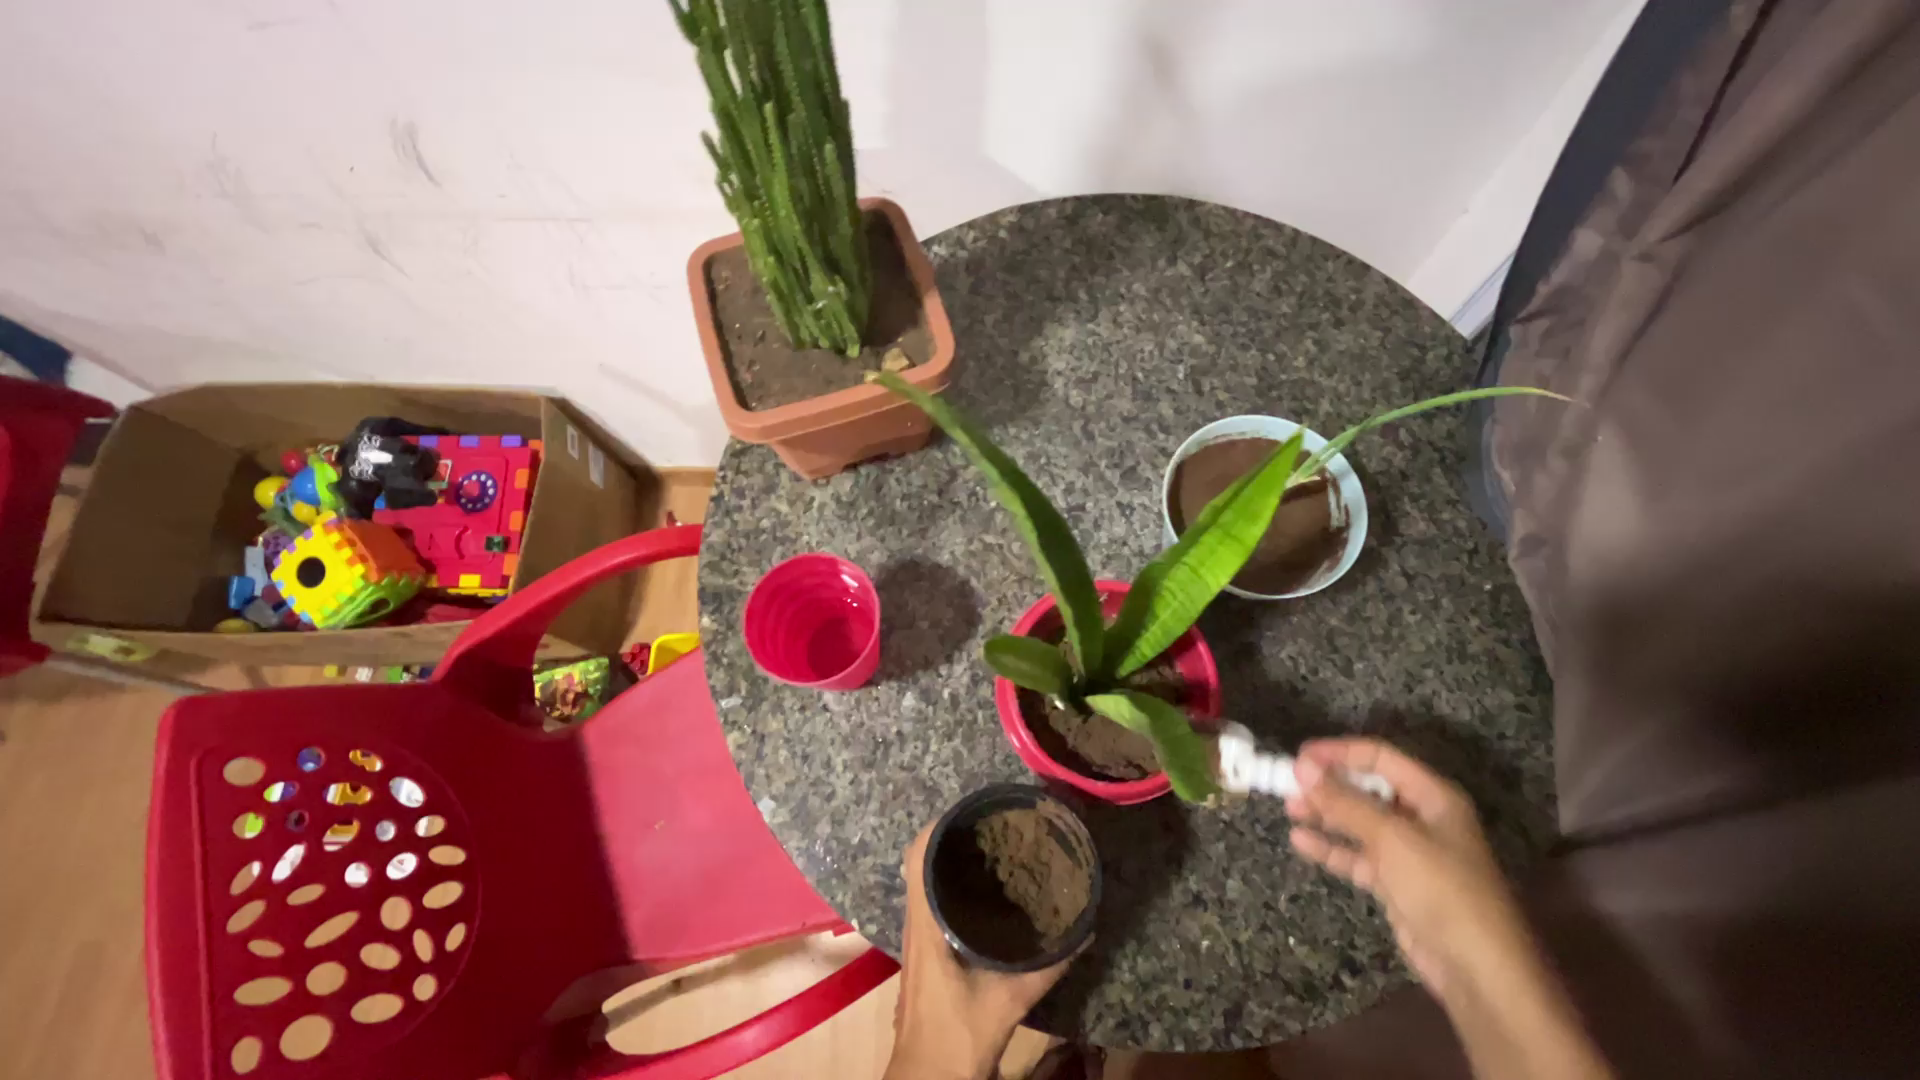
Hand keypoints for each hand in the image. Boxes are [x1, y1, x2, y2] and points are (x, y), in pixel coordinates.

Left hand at [885, 823, 1077, 1079]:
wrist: (929, 1076)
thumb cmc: (958, 1034)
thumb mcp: (1009, 1000)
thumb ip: (1047, 966)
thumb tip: (1085, 930)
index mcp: (926, 922)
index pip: (919, 855)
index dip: (939, 825)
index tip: (973, 811)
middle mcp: (916, 920)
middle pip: (922, 860)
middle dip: (952, 835)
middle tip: (992, 824)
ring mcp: (917, 935)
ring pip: (926, 879)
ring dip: (951, 858)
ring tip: (992, 845)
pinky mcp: (925, 949)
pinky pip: (933, 900)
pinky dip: (952, 883)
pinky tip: (984, 889)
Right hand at [1282, 738, 1529, 1002]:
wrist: (1477, 968)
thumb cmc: (1442, 889)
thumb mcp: (1391, 838)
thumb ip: (1345, 802)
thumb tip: (1303, 767)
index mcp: (1432, 796)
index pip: (1380, 758)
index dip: (1340, 753)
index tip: (1300, 757)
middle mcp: (1421, 818)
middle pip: (1368, 789)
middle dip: (1329, 784)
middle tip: (1288, 784)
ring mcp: (1409, 852)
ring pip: (1359, 822)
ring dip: (1325, 814)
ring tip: (1289, 808)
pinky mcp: (1396, 882)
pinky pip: (1357, 855)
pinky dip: (1330, 847)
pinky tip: (1300, 841)